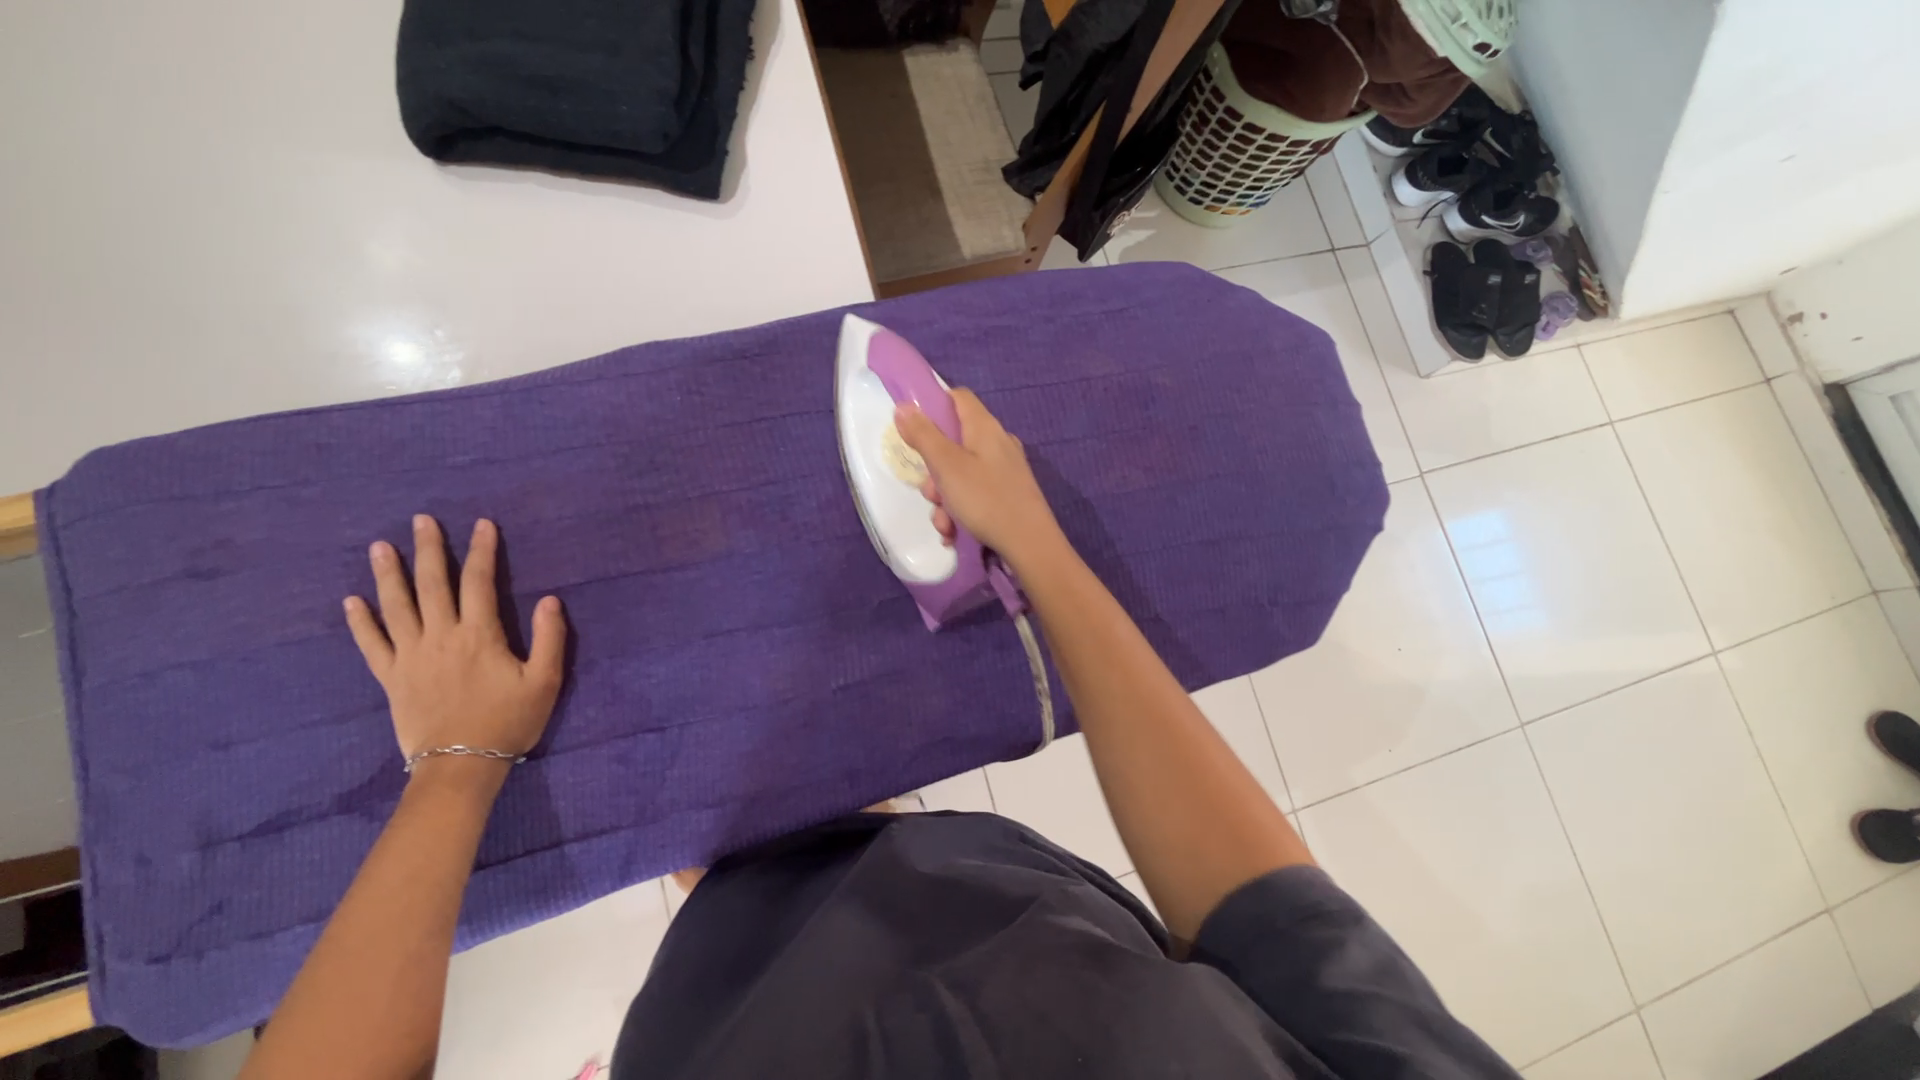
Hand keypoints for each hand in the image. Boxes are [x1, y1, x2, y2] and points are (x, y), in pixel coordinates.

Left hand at [344, 515, 566, 778]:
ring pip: (397, 606)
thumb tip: (550, 599)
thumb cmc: (508, 721)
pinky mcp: (392, 678)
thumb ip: (550, 638)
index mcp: (479, 635)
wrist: (461, 764)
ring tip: (381, 546)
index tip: (482, 525)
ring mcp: (411, 656)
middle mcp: (441, 637)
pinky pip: (372, 644)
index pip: (479, 582)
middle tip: (421, 520)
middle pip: (433, 584)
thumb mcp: (544, 682)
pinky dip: (361, 621)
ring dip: (389, 574)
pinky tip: (352, 601)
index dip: (482, 550)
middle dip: (429, 549)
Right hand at [894, 389, 1067, 570]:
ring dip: (945, 501)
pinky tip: (955, 534)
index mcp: (985, 428)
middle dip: (934, 473)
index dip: (934, 405)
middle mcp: (997, 444)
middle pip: (953, 444)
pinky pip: (974, 496)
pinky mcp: (1008, 496)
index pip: (958, 397)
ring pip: (960, 476)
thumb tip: (904, 406)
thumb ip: (923, 435)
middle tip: (931, 494)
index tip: (914, 428)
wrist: (1030, 545)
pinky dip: (961, 513)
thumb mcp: (947, 466)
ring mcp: (1004, 472)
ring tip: (946, 525)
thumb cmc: (985, 499)